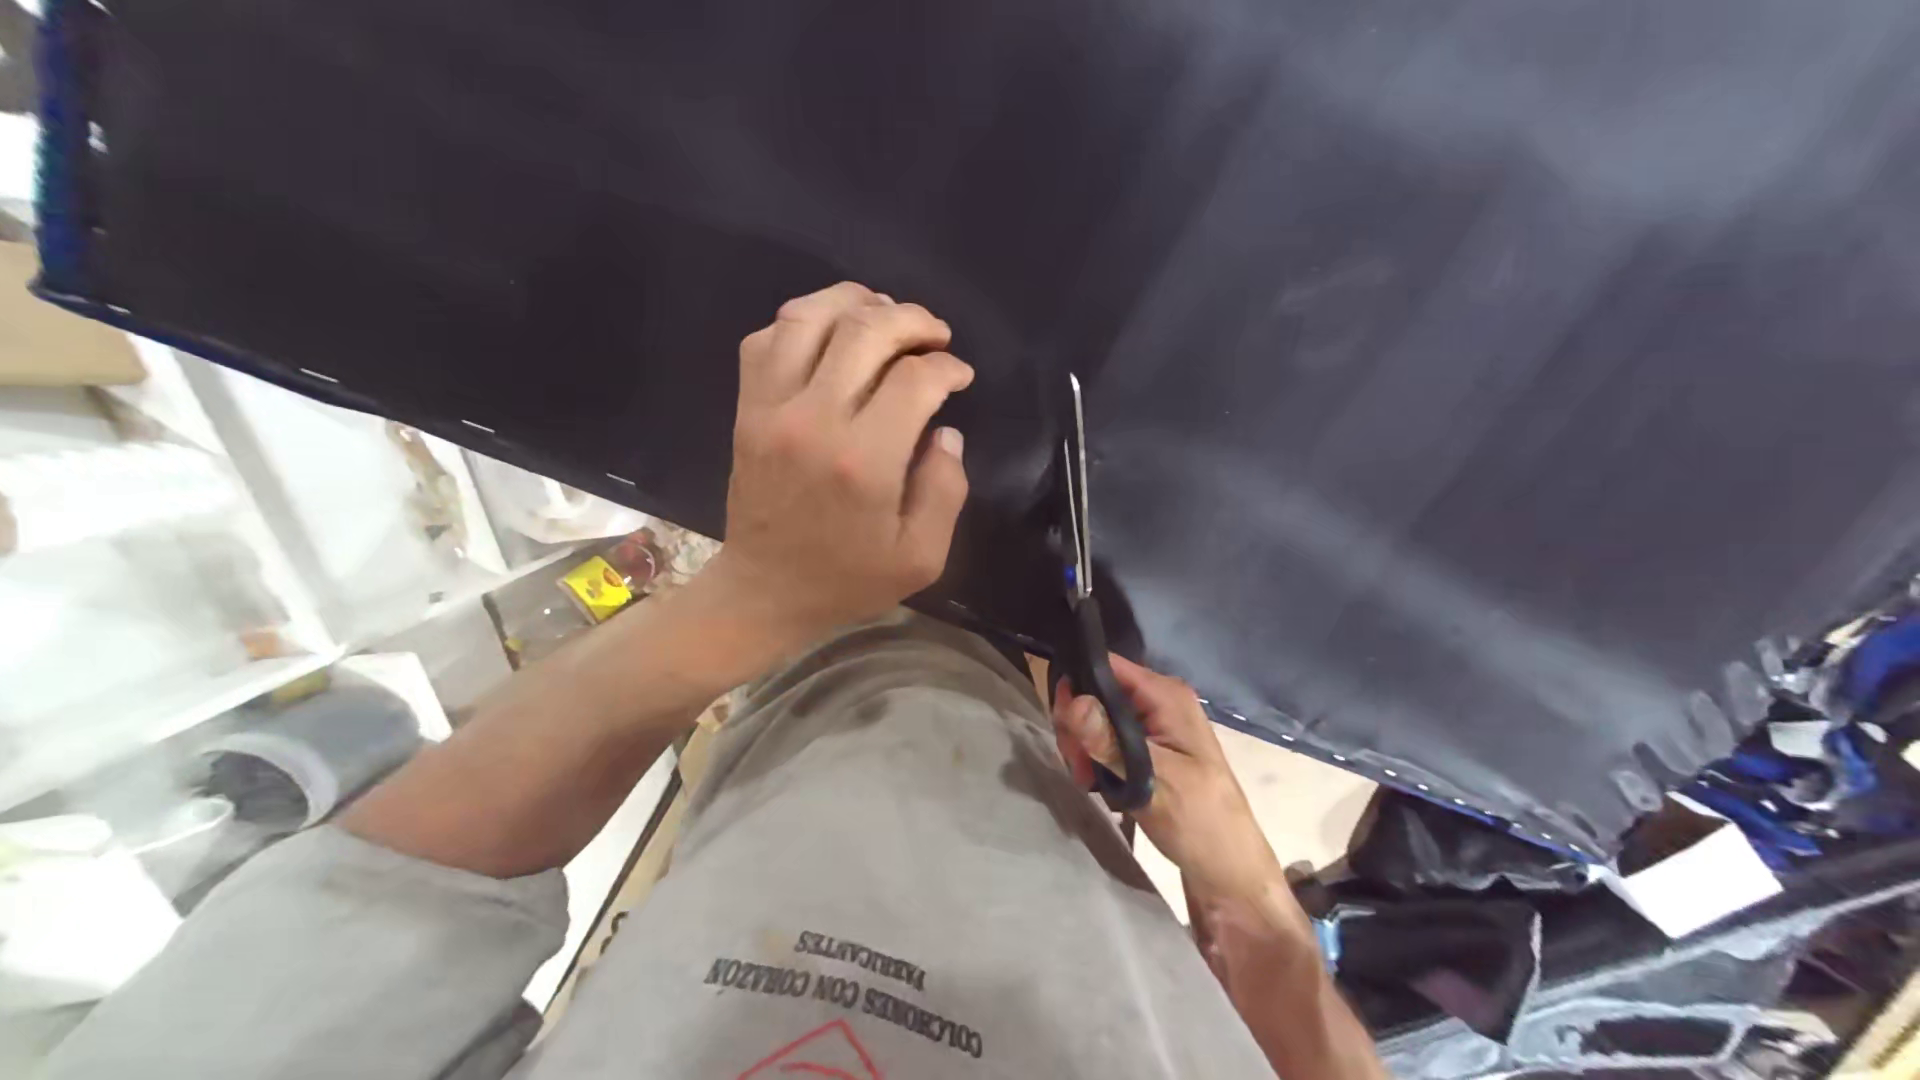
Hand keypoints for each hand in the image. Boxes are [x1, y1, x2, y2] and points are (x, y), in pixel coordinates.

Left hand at [707, 281, 973, 641]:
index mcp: (864, 461)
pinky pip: (767, 338)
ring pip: (809, 317)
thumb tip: (945, 432)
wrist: (766, 591)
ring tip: (886, 313)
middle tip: (936, 334)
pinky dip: (803, 320)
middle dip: (913, 319)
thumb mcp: (922, 556)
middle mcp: (814, 420)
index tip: (959, 377)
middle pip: (866, 330)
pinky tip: (831, 334)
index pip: (914, 379)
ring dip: (855, 302)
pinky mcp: (747, 409)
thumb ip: (947, 490)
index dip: (947, 367)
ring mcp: (771, 409)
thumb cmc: (848, 579)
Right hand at [1052, 655, 1283, 905]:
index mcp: (1166, 695)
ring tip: (1089, 780)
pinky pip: (1107, 736)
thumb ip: (1109, 740)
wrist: (1226, 868)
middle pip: (1096, 691)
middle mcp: (1158, 699)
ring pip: (1096, 716)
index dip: (1077, 688)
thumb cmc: (1198, 821)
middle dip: (1078, 726)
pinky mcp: (1147, 744)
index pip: (1106, 666)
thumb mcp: (1152, 780)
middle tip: (1080, 766)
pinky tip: (1096, 782)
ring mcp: (1153, 722)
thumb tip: (1073, 701)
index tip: (1065, 728)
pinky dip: (1095, 757)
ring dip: (1084, 747)